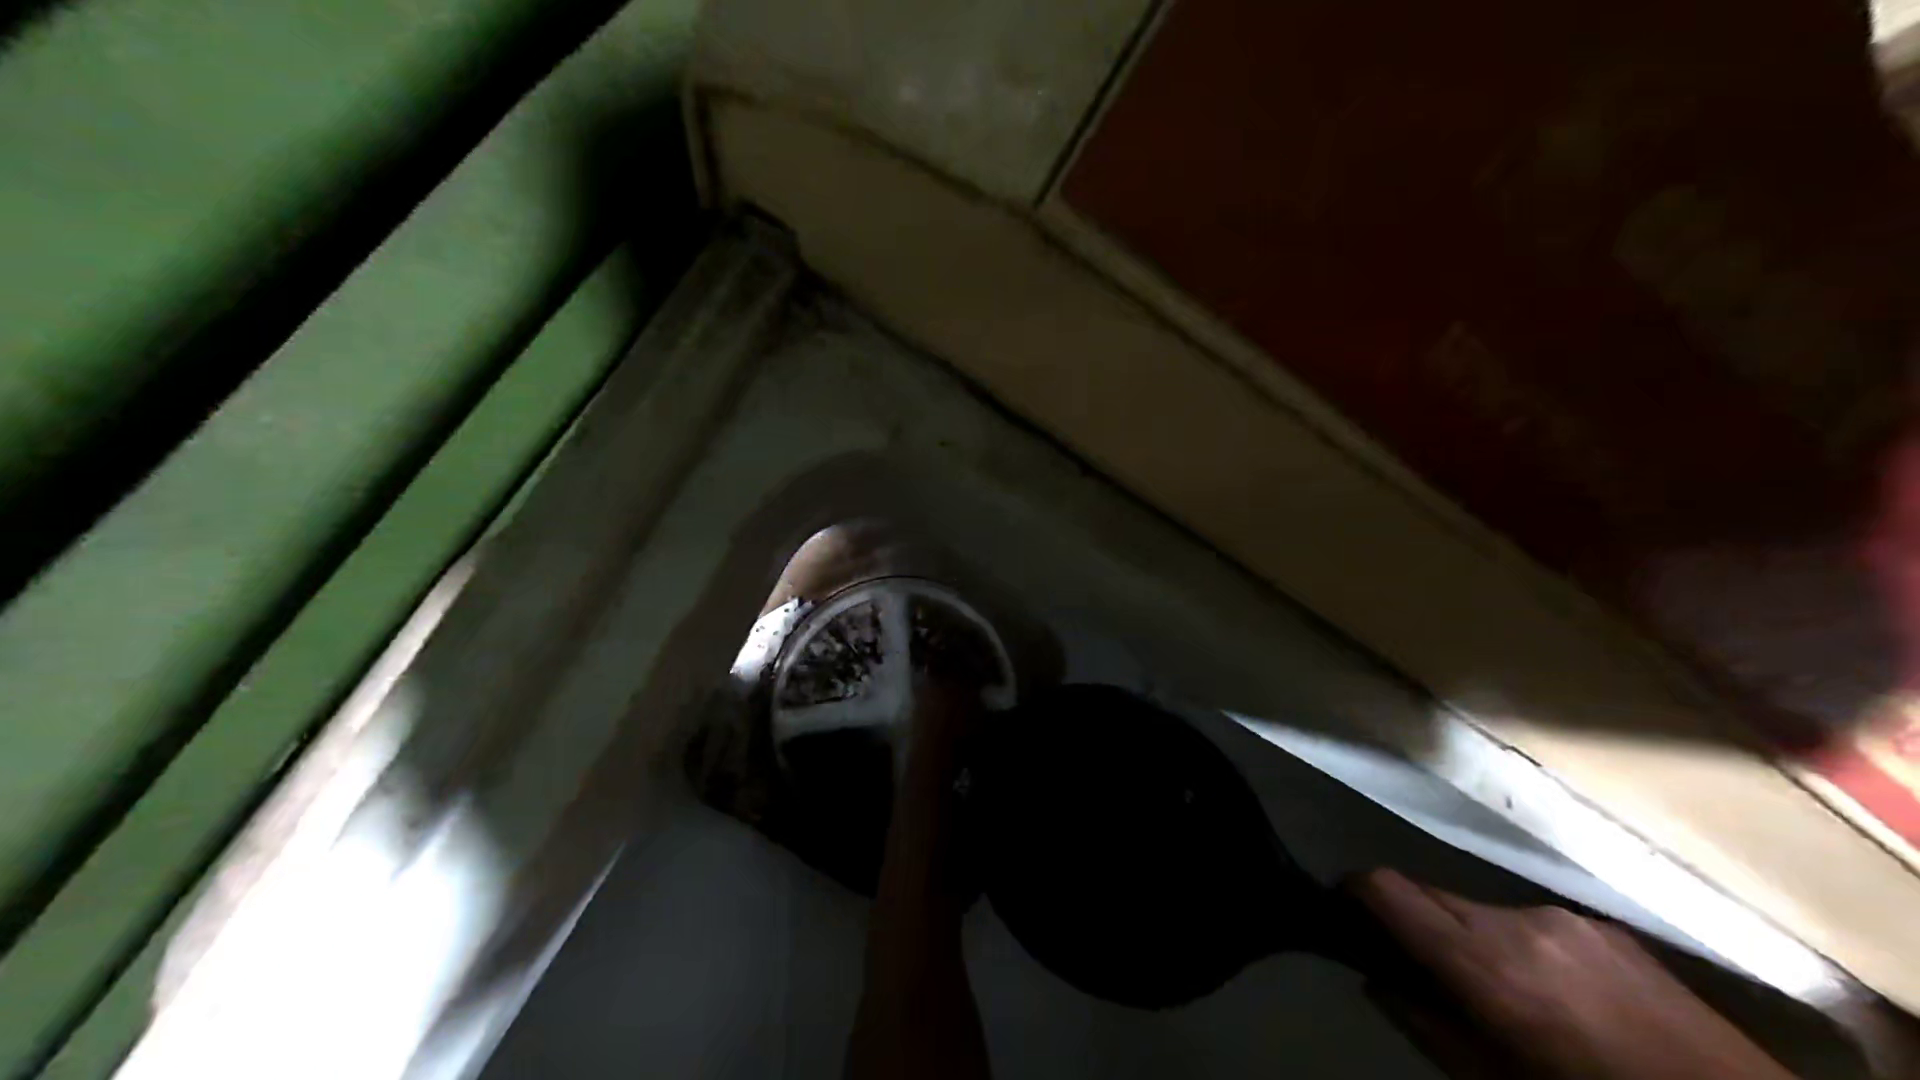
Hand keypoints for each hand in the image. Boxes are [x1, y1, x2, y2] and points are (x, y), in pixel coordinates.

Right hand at [1347, 869, 1795, 1079]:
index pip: (1387, 887)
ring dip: (1470, 936)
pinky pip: (1534, 921)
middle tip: (1420, 966)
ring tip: (1505, 992)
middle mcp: (1516, 922)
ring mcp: (1566, 919)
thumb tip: (1378, 981)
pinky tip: (1561, 995)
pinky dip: (1522, 946)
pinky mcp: (1608, 927)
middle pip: (1428, 893)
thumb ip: (1426, 1026)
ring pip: (1479, 907)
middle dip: (1412, 920)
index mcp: (1484, 964)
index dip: (1355, 892)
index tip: (1345, 912)